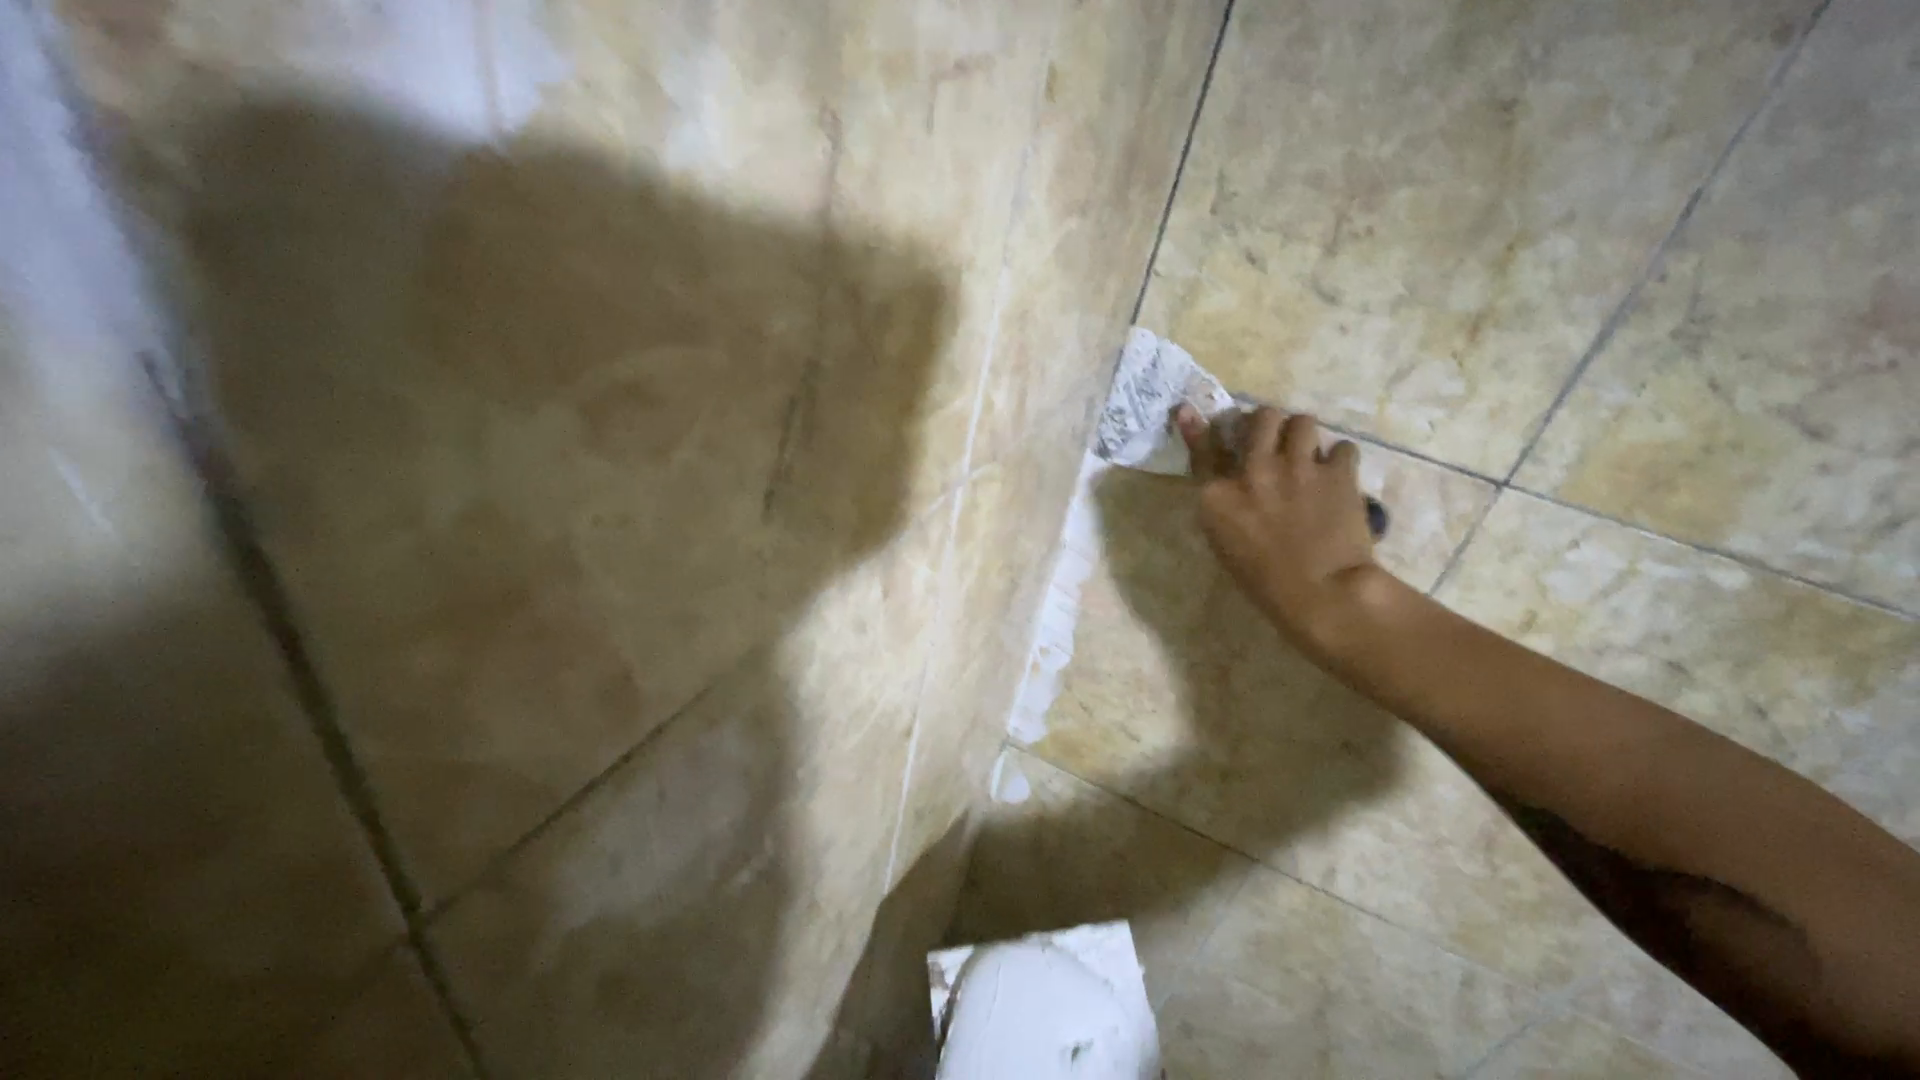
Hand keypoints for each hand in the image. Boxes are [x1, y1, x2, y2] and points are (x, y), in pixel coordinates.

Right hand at [1174, 405, 1388, 655]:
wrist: (1322, 592)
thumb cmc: (1265, 583)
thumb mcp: (1226, 544)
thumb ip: (1223, 507)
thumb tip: (1228, 484)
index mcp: (1217, 495)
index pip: (1203, 449)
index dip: (1197, 427)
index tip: (1188, 410)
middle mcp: (1253, 470)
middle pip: (1260, 418)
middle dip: (1267, 424)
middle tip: (1273, 439)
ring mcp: (1297, 466)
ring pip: (1303, 421)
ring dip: (1304, 435)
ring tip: (1309, 454)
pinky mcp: (1338, 473)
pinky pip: (1343, 448)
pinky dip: (1341, 460)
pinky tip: (1339, 476)